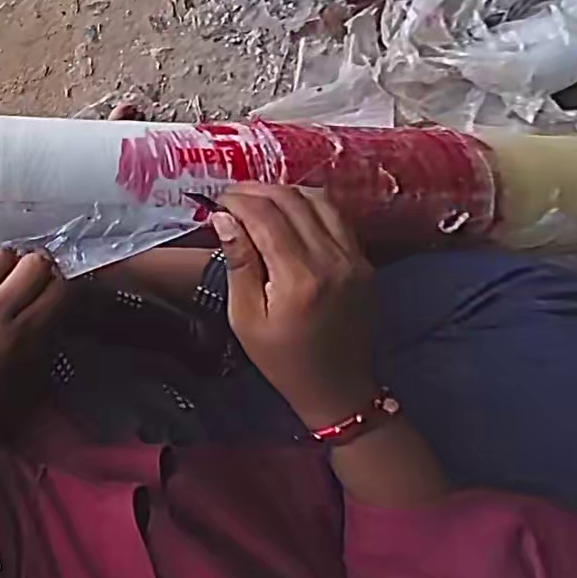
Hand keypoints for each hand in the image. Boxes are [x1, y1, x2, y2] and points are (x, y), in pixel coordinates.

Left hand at [0, 248, 69, 402]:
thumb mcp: (26, 369)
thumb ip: (46, 332)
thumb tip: (57, 289)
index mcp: (16, 338)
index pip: (57, 291)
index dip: (61, 284)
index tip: (55, 287)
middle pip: (33, 264)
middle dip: (37, 267)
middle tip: (30, 276)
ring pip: (0, 255)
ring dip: (5, 264)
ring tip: (0, 277)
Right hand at [211, 184, 378, 427]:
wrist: (338, 386)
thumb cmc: (282, 358)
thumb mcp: (245, 317)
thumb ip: (238, 262)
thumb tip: (223, 218)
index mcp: (299, 277)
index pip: (264, 215)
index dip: (236, 200)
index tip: (214, 202)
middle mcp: (331, 259)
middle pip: (291, 199)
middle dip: (254, 190)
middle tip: (228, 197)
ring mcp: (352, 257)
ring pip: (316, 199)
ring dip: (281, 191)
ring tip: (253, 199)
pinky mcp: (362, 259)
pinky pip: (334, 214)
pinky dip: (306, 202)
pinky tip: (284, 209)